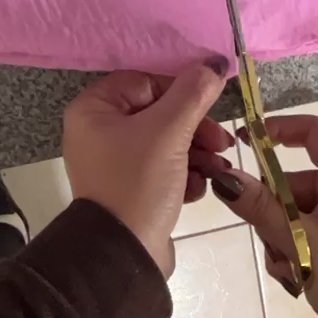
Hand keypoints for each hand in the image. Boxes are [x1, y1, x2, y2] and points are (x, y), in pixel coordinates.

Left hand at [62, 63, 231, 276]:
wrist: (125, 253)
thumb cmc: (138, 184)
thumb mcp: (168, 132)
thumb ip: (193, 94)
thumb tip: (214, 64)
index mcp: (94, 110)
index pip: (145, 82)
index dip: (180, 92)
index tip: (210, 107)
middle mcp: (99, 134)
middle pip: (159, 115)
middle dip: (195, 129)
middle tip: (223, 143)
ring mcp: (115, 166)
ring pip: (166, 146)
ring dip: (197, 155)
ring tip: (218, 170)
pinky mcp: (132, 193)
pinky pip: (163, 173)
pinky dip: (184, 178)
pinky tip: (197, 189)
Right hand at [203, 115, 317, 317]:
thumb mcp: (297, 238)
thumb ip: (259, 206)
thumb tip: (222, 177)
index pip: (313, 131)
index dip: (278, 129)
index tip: (244, 139)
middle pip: (290, 181)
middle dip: (271, 211)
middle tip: (268, 236)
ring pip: (287, 211)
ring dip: (277, 238)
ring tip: (288, 265)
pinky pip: (295, 232)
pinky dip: (287, 251)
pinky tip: (294, 274)